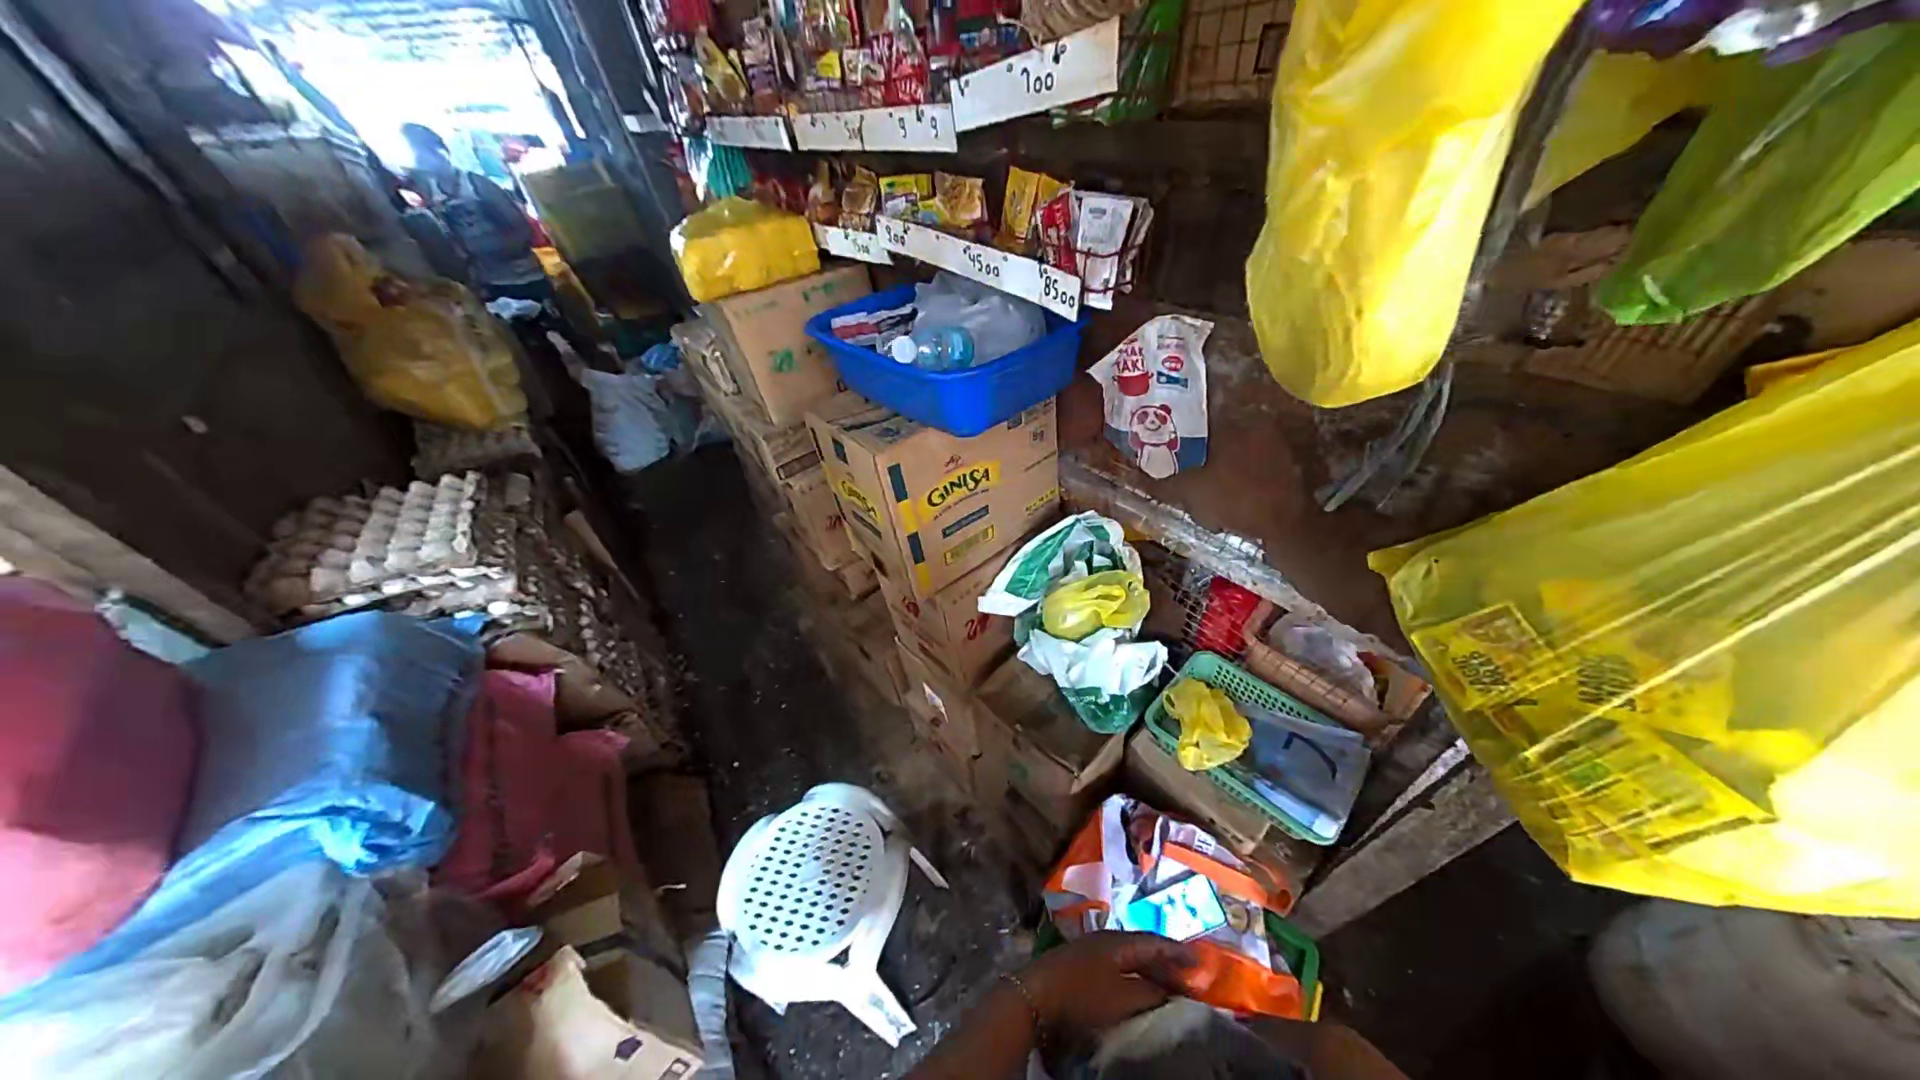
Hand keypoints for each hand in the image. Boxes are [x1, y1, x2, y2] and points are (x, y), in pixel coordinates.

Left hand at [1016, 931, 1197, 1044]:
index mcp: (1117, 941)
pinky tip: (1136, 988)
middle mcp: (1104, 939)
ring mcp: (1089, 950)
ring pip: (1127, 957)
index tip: (1200, 959)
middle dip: (1166, 961)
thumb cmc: (1081, 994)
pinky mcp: (1078, 964)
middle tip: (1189, 977)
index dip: (1178, 950)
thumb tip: (1172, 990)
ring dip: (1149, 969)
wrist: (1034, 995)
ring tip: (1168, 985)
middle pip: (1141, 947)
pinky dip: (1132, 975)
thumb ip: (1150, 993)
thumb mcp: (1122, 998)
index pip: (1154, 941)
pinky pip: (1115, 965)